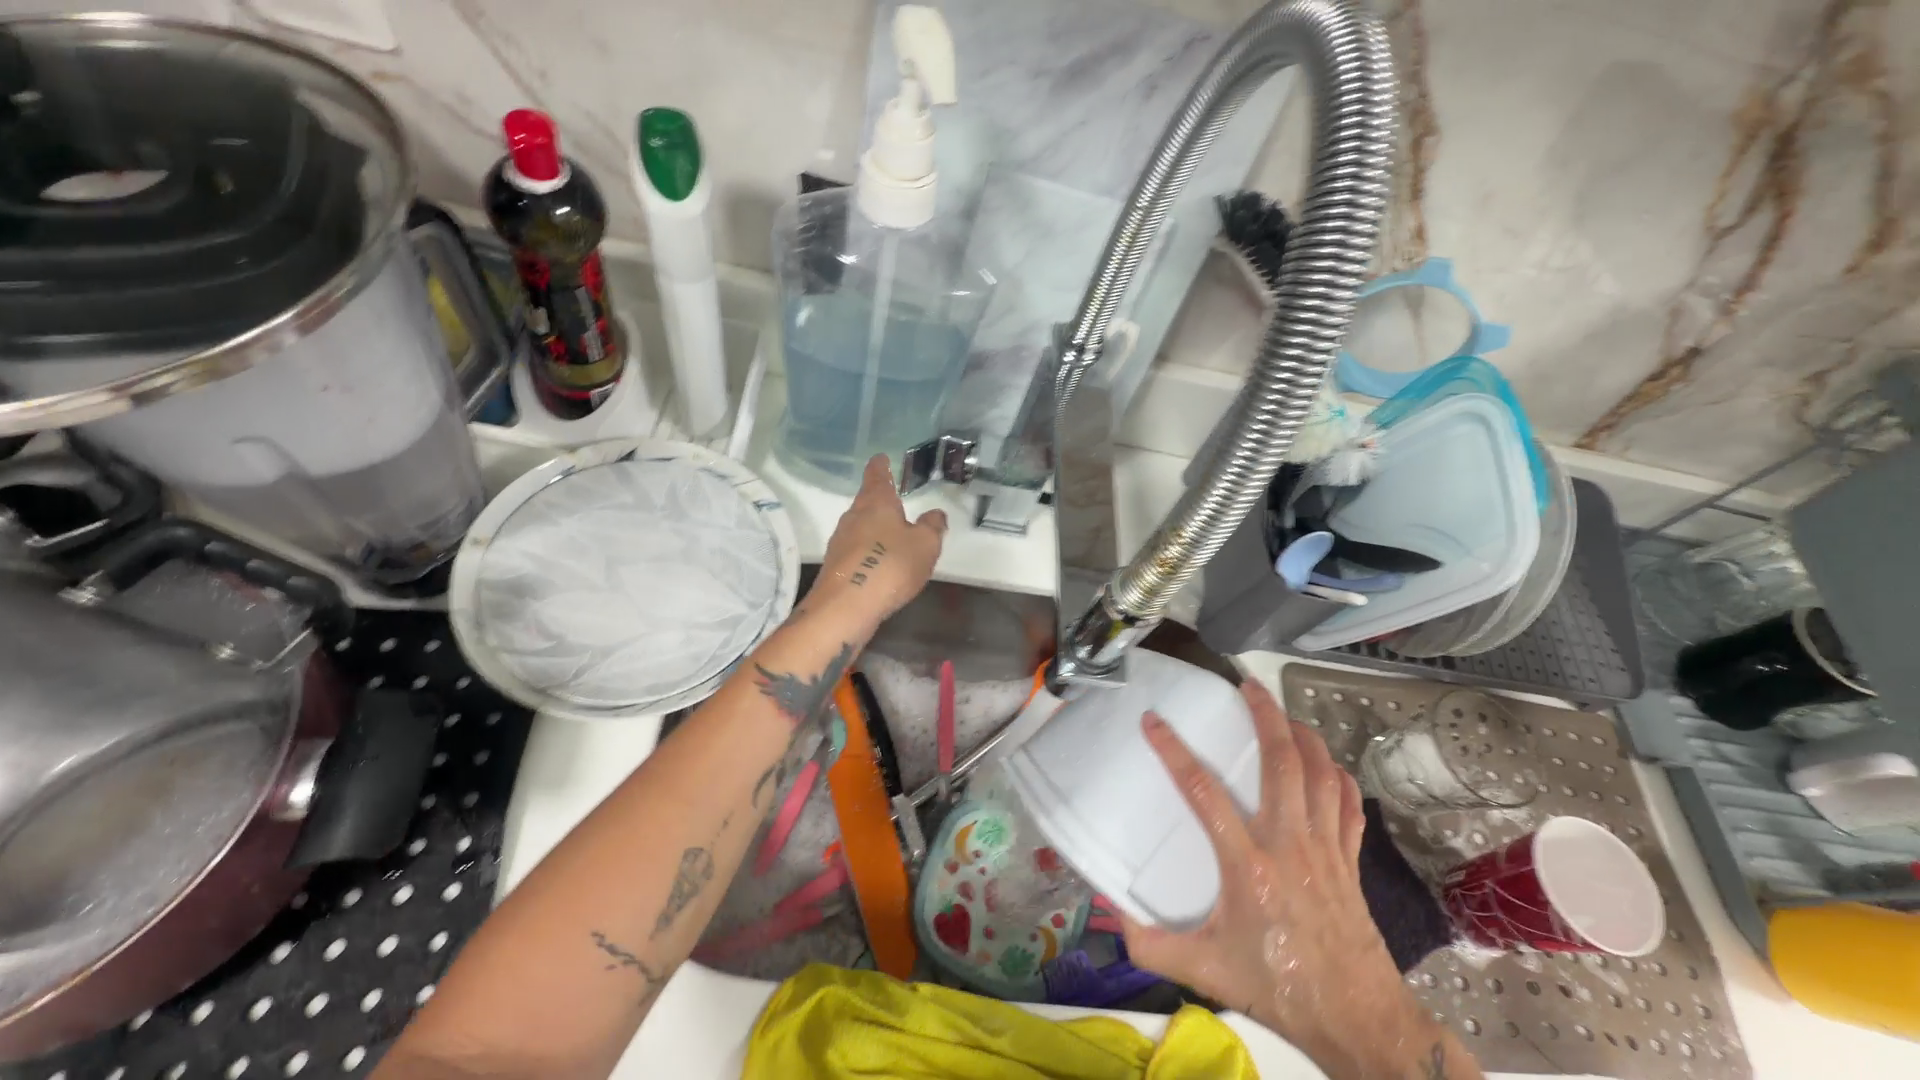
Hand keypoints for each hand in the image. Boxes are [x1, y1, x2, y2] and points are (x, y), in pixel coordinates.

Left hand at [808, 455, 946, 628]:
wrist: (846, 607)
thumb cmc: (890, 566)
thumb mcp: (925, 545)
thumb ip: (933, 527)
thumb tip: (935, 513)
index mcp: (876, 502)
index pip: (877, 474)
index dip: (881, 465)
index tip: (882, 457)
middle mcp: (853, 516)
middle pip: (867, 502)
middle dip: (881, 502)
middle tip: (897, 503)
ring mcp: (840, 541)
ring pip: (861, 527)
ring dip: (876, 529)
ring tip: (894, 537)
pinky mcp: (837, 566)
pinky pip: (857, 551)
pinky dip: (870, 553)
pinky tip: (881, 565)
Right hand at [1124, 681, 1466, 1078]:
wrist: (1355, 1016)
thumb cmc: (1275, 987)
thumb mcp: (1200, 971)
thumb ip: (1147, 942)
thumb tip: (1107, 911)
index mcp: (1248, 866)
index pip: (1204, 792)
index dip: (1174, 751)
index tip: (1154, 721)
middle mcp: (1289, 843)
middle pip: (1281, 761)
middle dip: (1264, 714)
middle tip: (1245, 685)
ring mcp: (1325, 848)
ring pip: (1320, 771)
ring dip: (1302, 734)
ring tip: (1283, 712)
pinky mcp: (1349, 859)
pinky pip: (1346, 801)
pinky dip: (1336, 773)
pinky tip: (1325, 764)